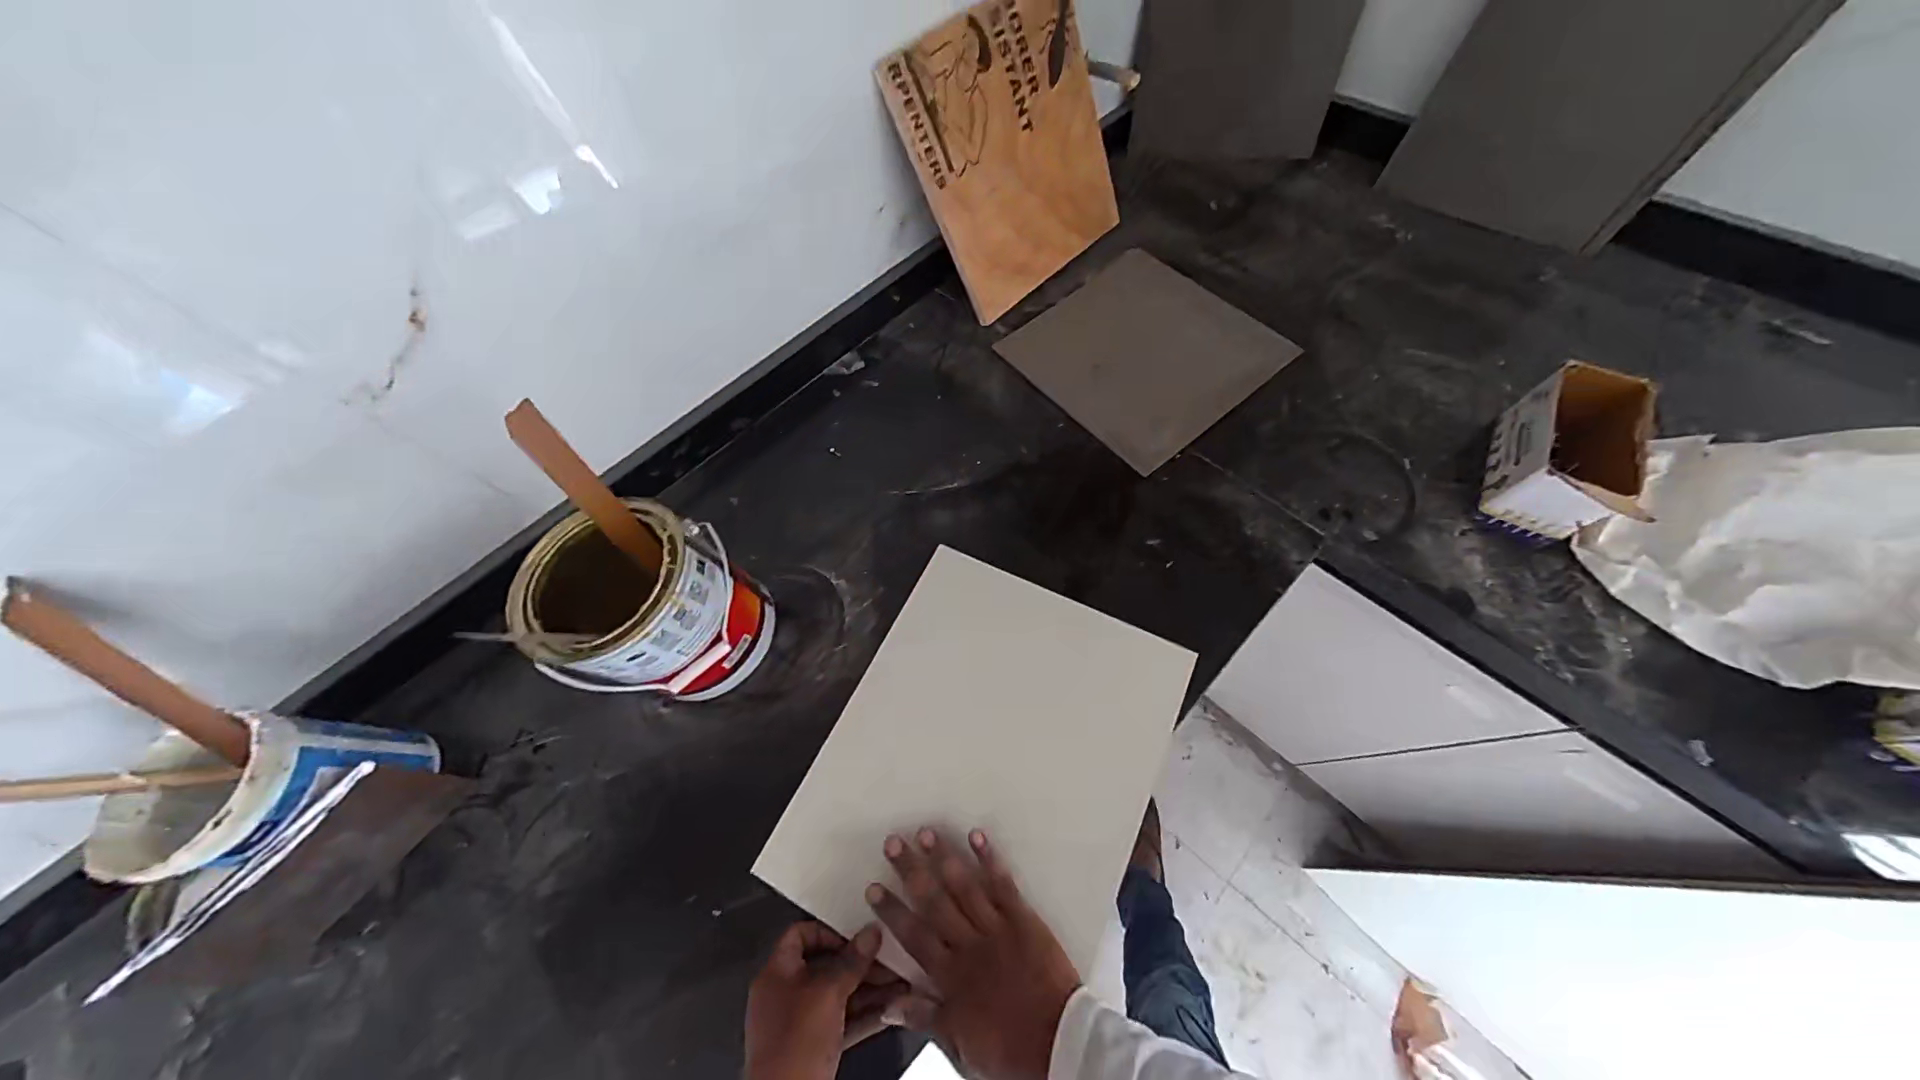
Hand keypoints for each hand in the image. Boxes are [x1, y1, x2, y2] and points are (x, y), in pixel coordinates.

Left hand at [744, 921, 914, 1079]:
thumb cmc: (795, 1047)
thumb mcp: (827, 994)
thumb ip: (851, 962)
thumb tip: (870, 935)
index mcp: (776, 975)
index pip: (799, 934)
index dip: (829, 931)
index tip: (857, 936)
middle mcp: (785, 996)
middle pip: (826, 966)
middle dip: (860, 964)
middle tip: (888, 959)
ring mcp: (799, 1025)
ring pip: (838, 996)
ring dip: (869, 990)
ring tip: (900, 984)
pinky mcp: (814, 1049)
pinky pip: (842, 1022)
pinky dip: (865, 1015)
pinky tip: (891, 1010)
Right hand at [867, 828, 1080, 1079]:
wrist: (1060, 1044)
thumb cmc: (1011, 1049)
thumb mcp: (961, 1044)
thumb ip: (925, 1018)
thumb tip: (890, 1005)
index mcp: (951, 976)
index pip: (914, 936)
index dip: (891, 911)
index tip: (874, 888)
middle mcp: (969, 946)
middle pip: (934, 902)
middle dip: (911, 870)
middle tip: (894, 844)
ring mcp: (997, 929)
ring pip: (965, 887)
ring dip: (944, 857)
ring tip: (927, 834)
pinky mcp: (1024, 919)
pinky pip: (1004, 884)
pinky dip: (989, 859)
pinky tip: (977, 837)